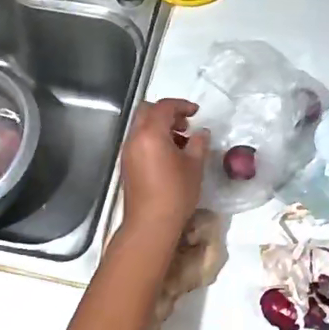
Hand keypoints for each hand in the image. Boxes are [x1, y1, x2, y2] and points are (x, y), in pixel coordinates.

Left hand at [119, 98, 207, 237]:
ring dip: (160, 127)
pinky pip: (139, 142)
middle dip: (167, 113)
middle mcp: (134, 138)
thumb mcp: (194, 166)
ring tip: (181, 142)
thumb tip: (201, 132)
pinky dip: (153, 140)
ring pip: (141, 127)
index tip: (196, 112)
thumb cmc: (175, 193)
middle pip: (146, 112)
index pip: (163, 107)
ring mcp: (128, 152)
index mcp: (150, 133)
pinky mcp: (127, 165)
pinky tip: (169, 156)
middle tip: (186, 124)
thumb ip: (198, 143)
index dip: (181, 105)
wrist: (150, 224)